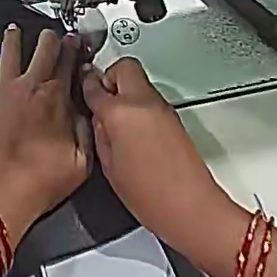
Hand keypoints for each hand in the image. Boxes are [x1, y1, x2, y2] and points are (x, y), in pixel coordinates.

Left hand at [0, 26, 90, 234]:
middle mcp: (30, 86)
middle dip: (50, 37)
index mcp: (56, 97)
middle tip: (53, 35)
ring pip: (9, 50)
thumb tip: (89, 115)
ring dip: (14, 38)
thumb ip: (87, 131)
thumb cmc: (38, 180)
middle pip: (43, 46)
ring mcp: (4, 90)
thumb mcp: (81, 161)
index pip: (69, 60)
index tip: (77, 44)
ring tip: (15, 29)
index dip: (75, 48)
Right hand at [84, 57, 234, 254]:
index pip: (95, 84)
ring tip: (118, 120)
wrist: (192, 209)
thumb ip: (99, 133)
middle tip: (102, 97)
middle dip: (110, 78)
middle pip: (124, 67)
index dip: (86, 86)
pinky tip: (134, 131)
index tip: (84, 89)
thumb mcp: (108, 165)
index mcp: (120, 112)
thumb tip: (98, 120)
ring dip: (126, 92)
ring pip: (139, 81)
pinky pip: (151, 99)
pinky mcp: (175, 118)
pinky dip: (139, 107)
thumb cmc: (153, 196)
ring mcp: (162, 108)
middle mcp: (144, 103)